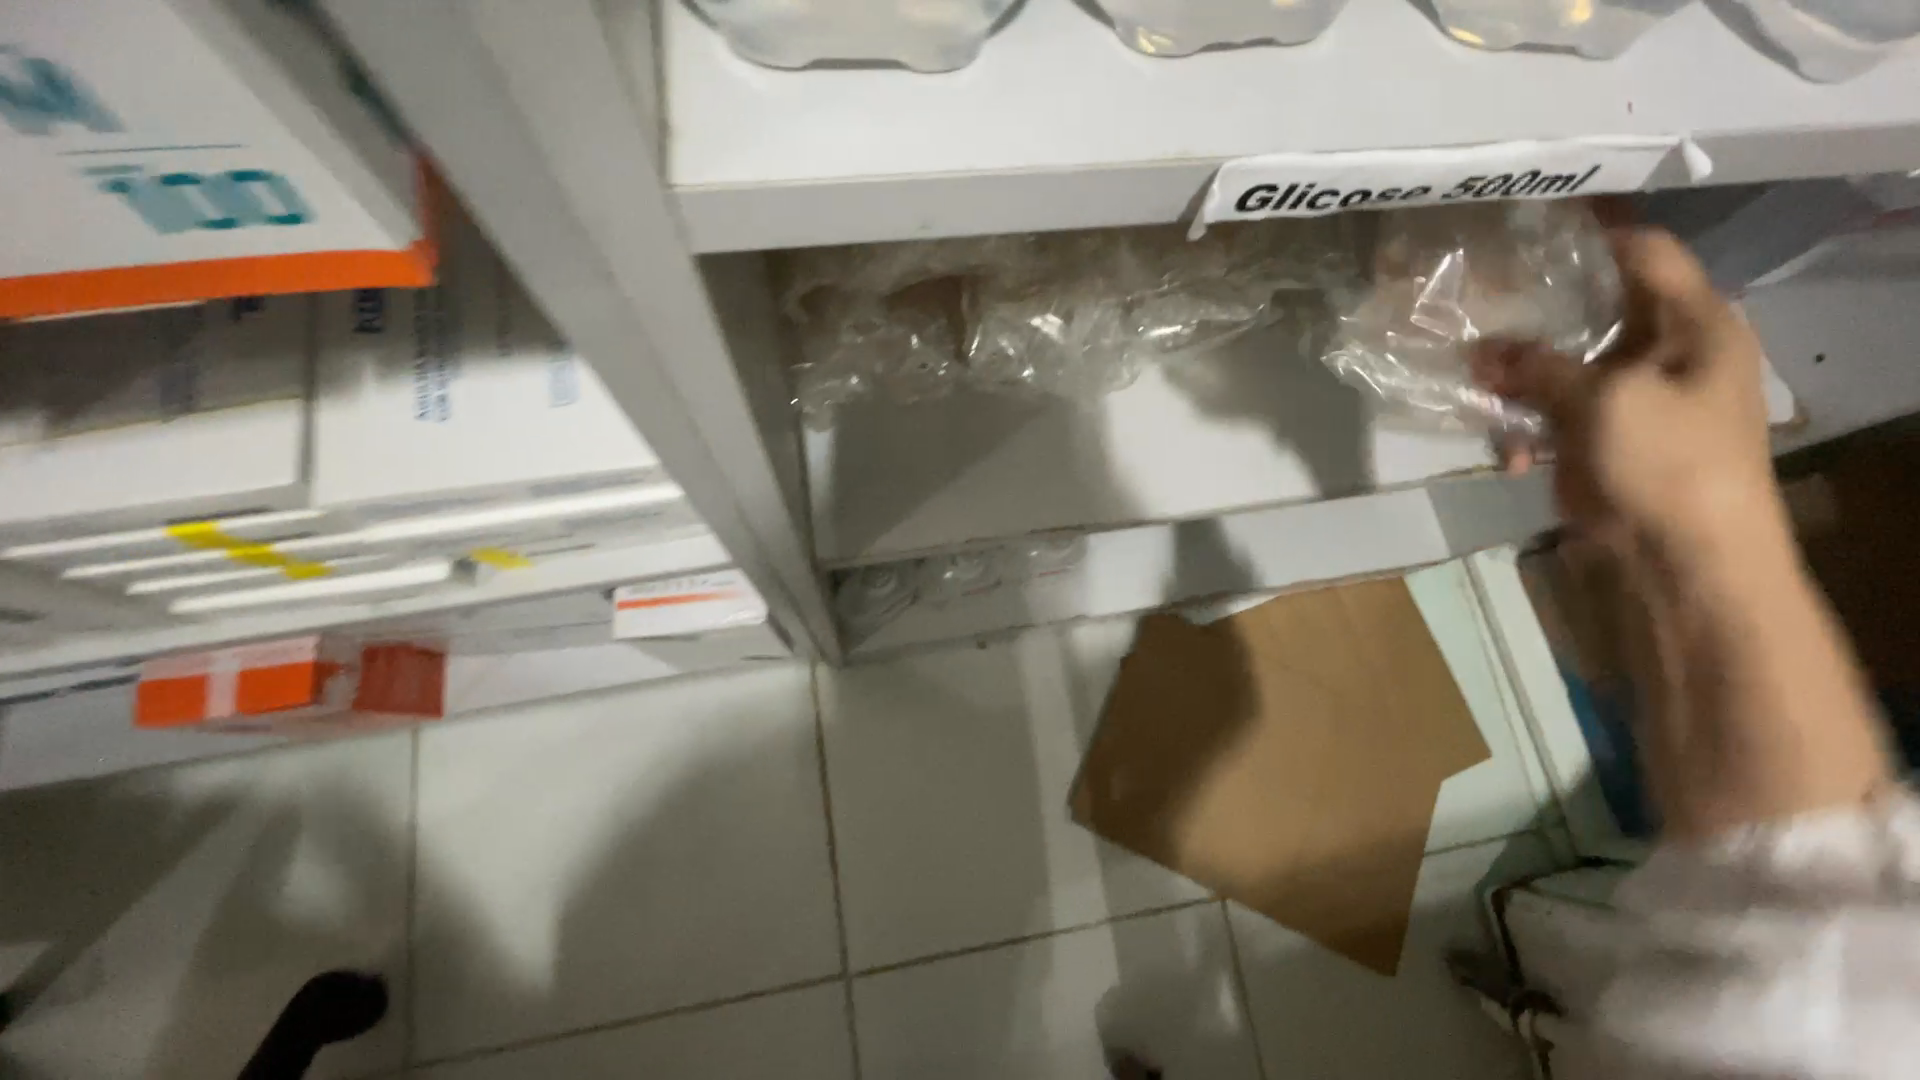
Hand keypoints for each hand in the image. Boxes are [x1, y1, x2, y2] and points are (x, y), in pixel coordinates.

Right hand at [1472, 227, 1785, 563]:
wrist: (1686, 558)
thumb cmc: (1667, 463)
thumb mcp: (1602, 402)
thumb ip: (1538, 367)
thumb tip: (1477, 351)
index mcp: (1694, 327)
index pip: (1645, 255)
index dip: (1593, 234)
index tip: (1527, 228)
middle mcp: (1665, 353)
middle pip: (1592, 311)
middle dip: (1532, 315)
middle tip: (1473, 303)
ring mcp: (1632, 400)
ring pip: (1560, 367)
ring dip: (1516, 380)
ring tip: (1472, 384)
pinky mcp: (1602, 440)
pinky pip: (1551, 416)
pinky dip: (1525, 431)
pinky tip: (1508, 456)